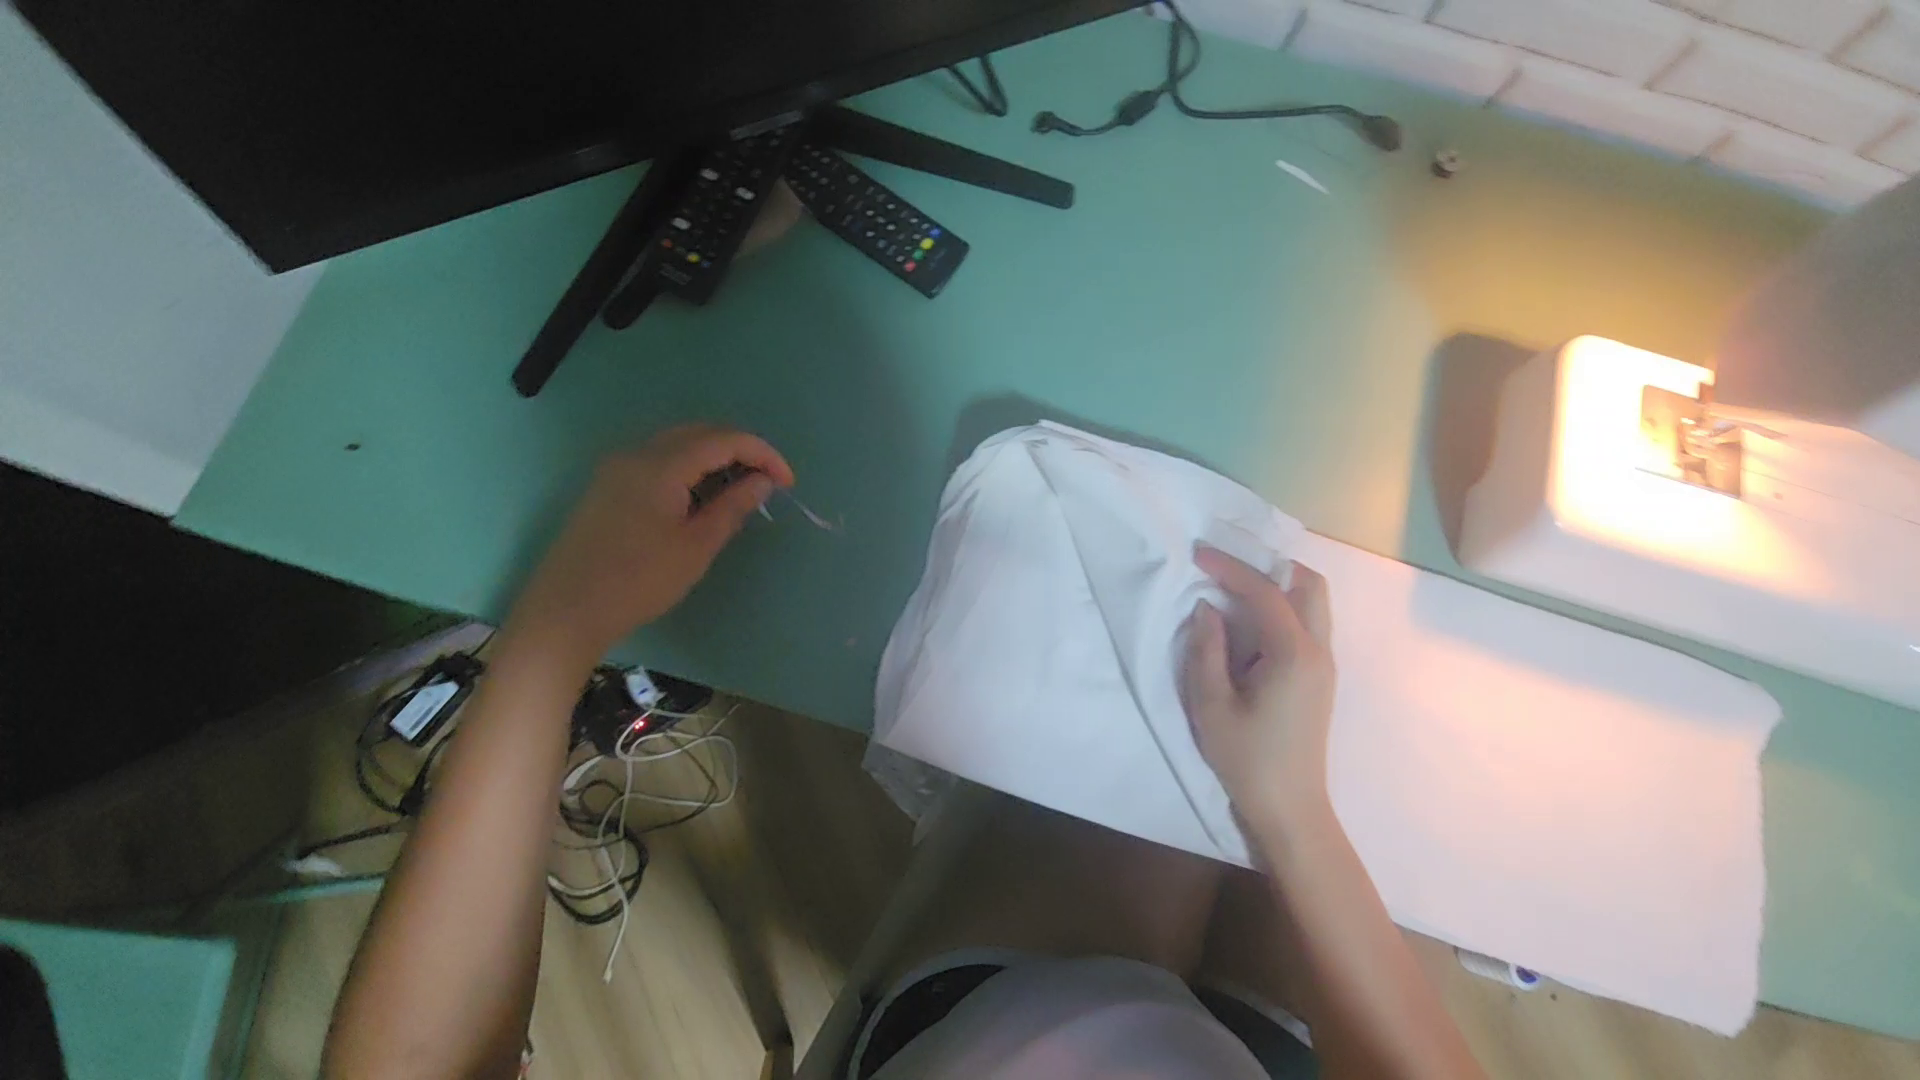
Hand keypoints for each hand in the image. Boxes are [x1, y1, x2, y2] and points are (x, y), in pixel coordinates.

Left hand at [504, 424, 793, 660]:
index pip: (723, 439)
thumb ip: (732, 506)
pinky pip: (658, 461)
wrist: (567, 610)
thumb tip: (762, 481)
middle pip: (699, 433)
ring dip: (715, 458)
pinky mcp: (608, 486)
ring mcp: (618, 468)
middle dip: (740, 450)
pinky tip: (701, 498)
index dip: (762, 454)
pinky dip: (689, 469)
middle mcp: (637, 454)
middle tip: (768, 482)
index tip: (787, 482)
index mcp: (661, 464)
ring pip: (677, 445)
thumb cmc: (639, 581)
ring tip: (740, 491)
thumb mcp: (696, 547)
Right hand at [1181, 546, 1336, 838]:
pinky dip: (1282, 607)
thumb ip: (1207, 650)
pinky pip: (1308, 623)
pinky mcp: (1319, 677)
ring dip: (1278, 585)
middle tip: (1226, 566)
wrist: (1289, 807)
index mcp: (1294, 655)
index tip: (1198, 554)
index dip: (1231, 568)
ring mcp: (1325, 664)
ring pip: (1313, 602)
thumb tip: (1207, 608)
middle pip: (1308, 585)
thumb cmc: (1247, 759)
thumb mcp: (1211, 705)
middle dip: (1267, 564)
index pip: (1266, 593)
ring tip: (1234, 587)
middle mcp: (1319, 651)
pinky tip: (1250, 619)